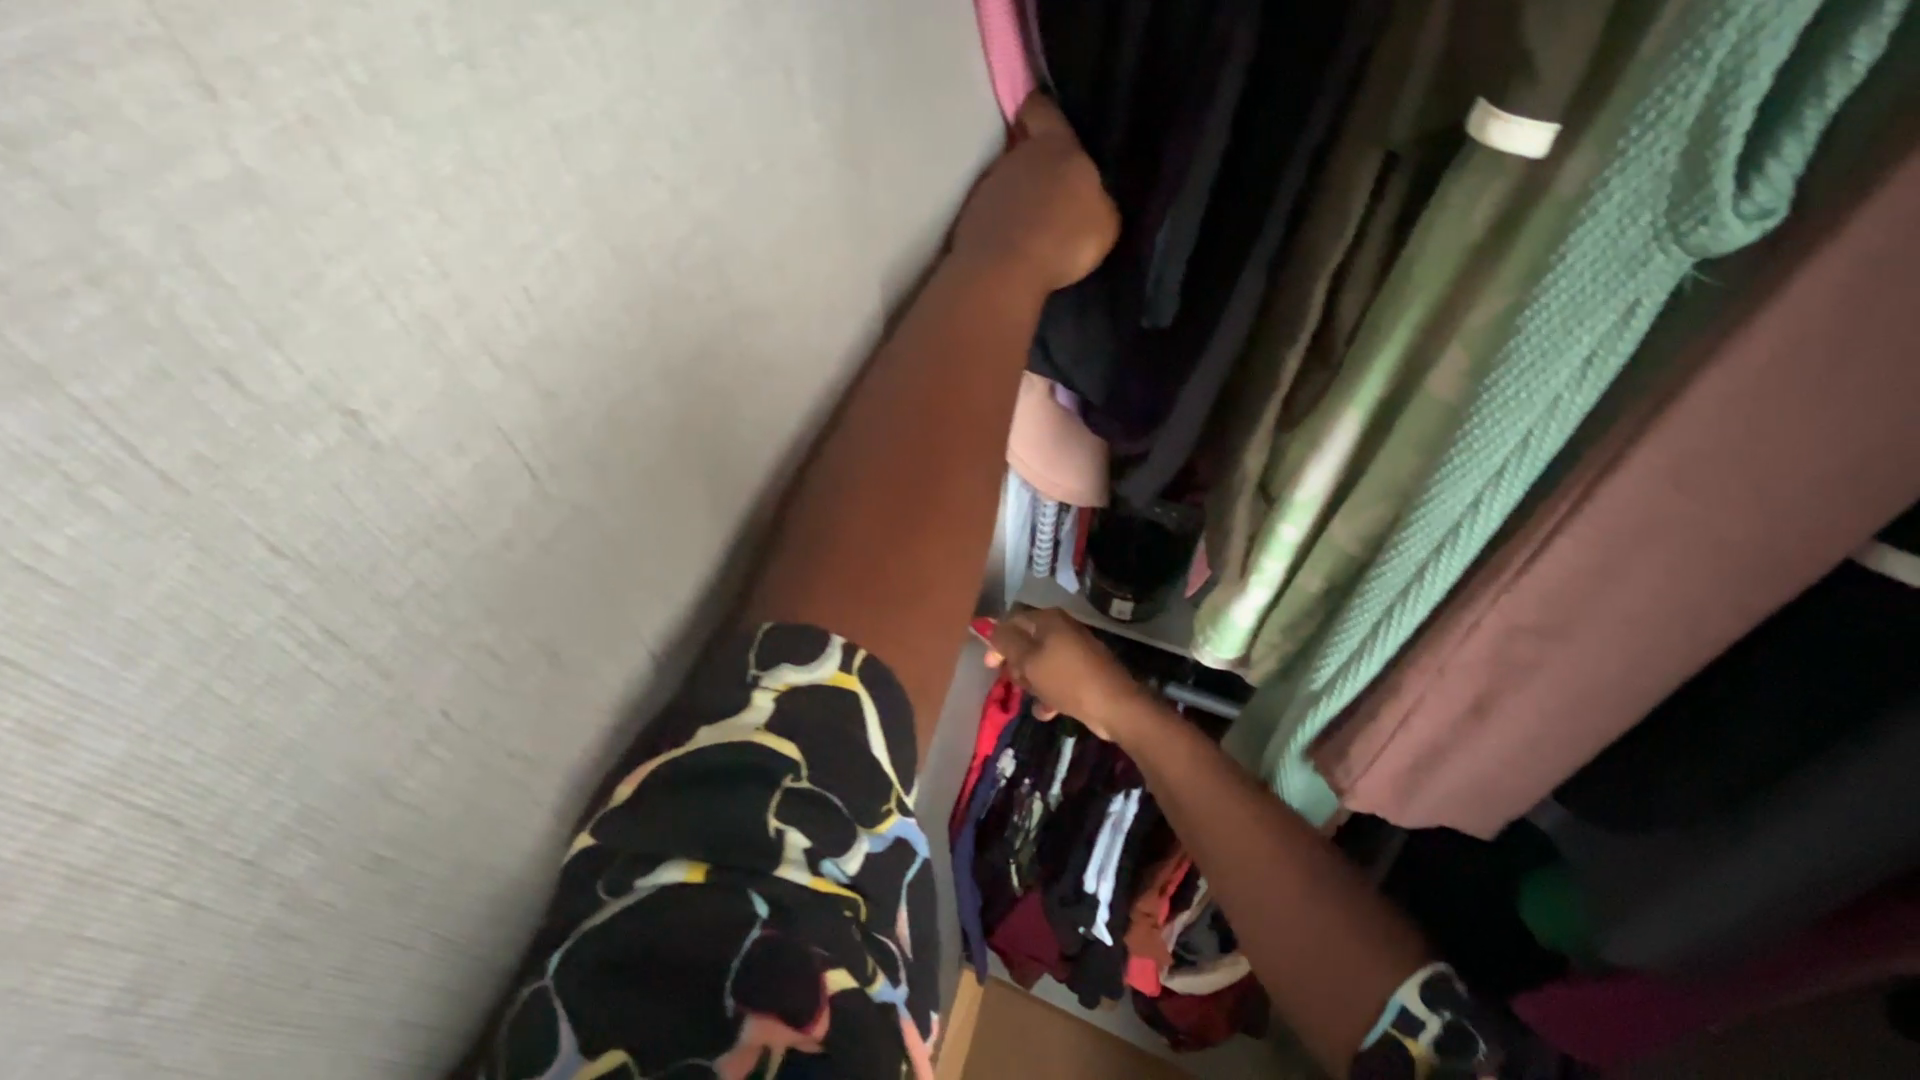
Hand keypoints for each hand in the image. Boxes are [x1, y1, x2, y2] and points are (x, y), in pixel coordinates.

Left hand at [951, 95, 1118, 293]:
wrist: (1004, 272)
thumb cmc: (1063, 237)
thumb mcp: (1105, 220)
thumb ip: (1097, 196)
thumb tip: (1090, 195)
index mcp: (1054, 145)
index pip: (1041, 107)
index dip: (1043, 109)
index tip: (1046, 118)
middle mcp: (1016, 156)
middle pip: (1025, 148)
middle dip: (1037, 164)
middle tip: (1055, 190)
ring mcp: (988, 186)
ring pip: (1009, 182)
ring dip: (1020, 197)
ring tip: (1035, 226)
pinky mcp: (970, 216)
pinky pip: (995, 212)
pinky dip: (1005, 223)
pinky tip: (1016, 244)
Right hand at [986, 608, 1154, 740]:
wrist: (1114, 705)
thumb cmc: (1066, 679)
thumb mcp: (1029, 661)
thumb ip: (1006, 643)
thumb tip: (990, 628)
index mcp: (1048, 620)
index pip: (1012, 622)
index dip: (997, 643)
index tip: (990, 667)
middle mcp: (1061, 629)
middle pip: (1026, 645)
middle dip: (1018, 667)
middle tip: (1020, 683)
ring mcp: (1074, 650)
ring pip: (1039, 664)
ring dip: (1033, 683)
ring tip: (1037, 698)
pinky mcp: (1083, 671)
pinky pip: (1056, 678)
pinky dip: (1049, 693)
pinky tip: (1048, 710)